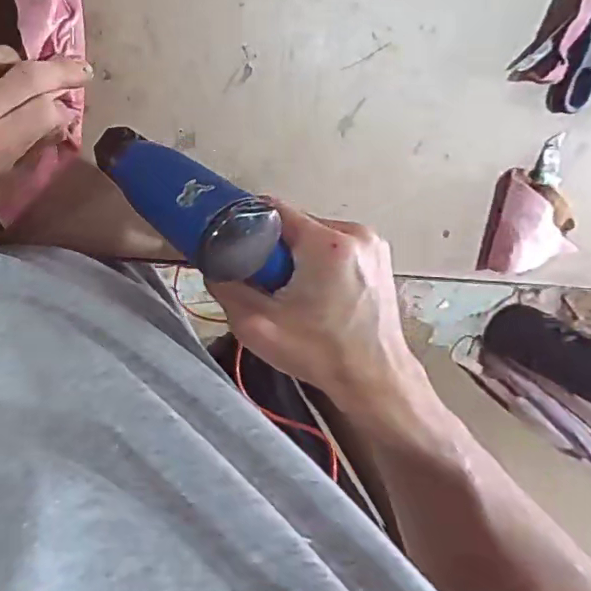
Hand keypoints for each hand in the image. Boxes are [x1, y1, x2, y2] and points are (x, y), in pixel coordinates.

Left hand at [0, 46, 89, 242]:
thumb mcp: (1, 191)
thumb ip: (33, 154)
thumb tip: (59, 125)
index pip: (45, 111)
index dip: (64, 111)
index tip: (69, 116)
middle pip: (30, 77)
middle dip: (63, 71)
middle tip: (83, 70)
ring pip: (3, 62)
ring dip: (31, 64)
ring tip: (45, 70)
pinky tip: (8, 65)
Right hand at [206, 202, 432, 415]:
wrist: (376, 382)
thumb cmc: (323, 355)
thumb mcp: (257, 326)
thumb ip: (226, 290)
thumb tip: (211, 268)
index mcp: (327, 244)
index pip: (273, 209)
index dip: (246, 224)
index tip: (234, 247)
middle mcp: (356, 235)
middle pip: (294, 224)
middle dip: (273, 248)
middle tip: (266, 284)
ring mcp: (372, 245)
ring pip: (313, 235)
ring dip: (296, 256)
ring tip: (292, 294)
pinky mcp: (379, 259)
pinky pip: (334, 247)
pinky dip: (317, 263)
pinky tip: (314, 295)